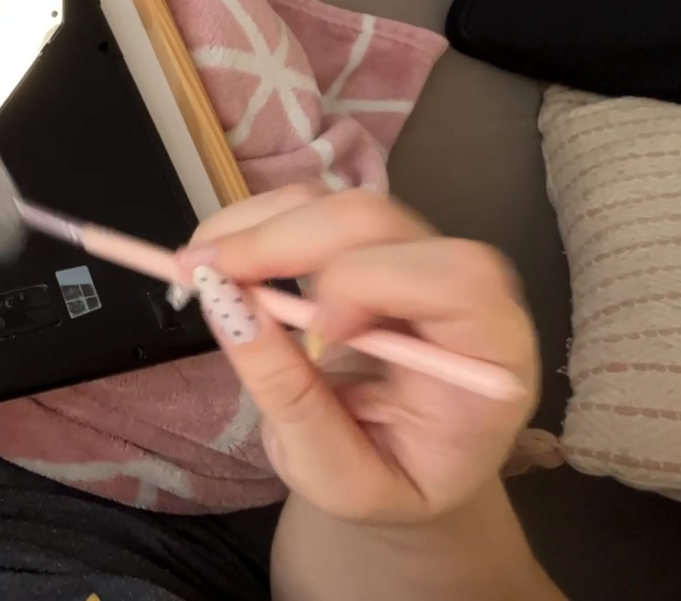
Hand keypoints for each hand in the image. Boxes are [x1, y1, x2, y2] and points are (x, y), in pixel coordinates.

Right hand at [174, 187, 537, 526]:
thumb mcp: (335, 474)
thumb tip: (223, 301)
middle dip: (278, 239)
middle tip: (199, 271)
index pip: (453, 282)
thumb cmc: (384, 479)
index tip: (310, 335)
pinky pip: (302, 207)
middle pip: (376, 221)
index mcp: (486, 360)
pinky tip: (218, 258)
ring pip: (329, 202)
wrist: (395, 464)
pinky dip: (247, 223)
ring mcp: (407, 261)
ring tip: (195, 267)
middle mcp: (457, 295)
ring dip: (251, 224)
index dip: (367, 285)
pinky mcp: (359, 248)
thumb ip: (287, 395)